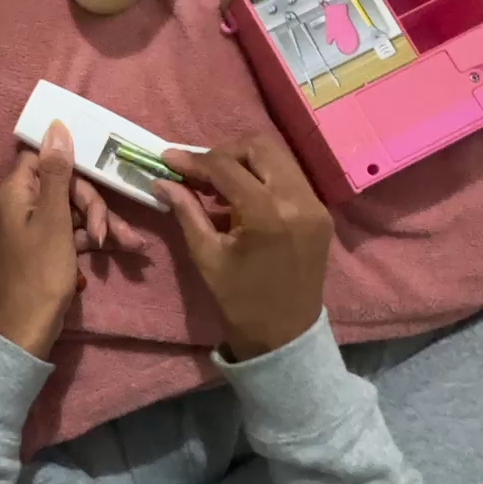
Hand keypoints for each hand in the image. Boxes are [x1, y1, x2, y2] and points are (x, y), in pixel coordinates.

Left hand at [0, 121, 146, 357]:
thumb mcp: (55, 219)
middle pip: (64, 184)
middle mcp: (20, 203)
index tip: (98, 182)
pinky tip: (123, 248)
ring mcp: (31, 225)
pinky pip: (70, 230)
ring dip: (101, 223)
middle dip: (93, 205)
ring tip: (130, 244)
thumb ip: (58, 172)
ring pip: (72, 210)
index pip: (45, 158)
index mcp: (15, 191)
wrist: (28, 328)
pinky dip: (92, 238)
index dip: (73, 168)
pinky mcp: (44, 245)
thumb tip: (56, 125)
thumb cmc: (40, 272)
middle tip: (107, 232)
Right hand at [154, 134, 332, 360]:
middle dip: (223, 153)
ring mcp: (315, 205)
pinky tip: (239, 198)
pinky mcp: (320, 212)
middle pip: (259, 147)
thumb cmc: (240, 301)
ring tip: (216, 185)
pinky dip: (262, 178)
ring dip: (244, 163)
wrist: (285, 336)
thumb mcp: (206, 255)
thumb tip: (162, 180)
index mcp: (267, 215)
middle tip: (199, 172)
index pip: (226, 167)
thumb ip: (186, 210)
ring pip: (277, 158)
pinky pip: (288, 178)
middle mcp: (298, 200)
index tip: (168, 160)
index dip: (194, 161)